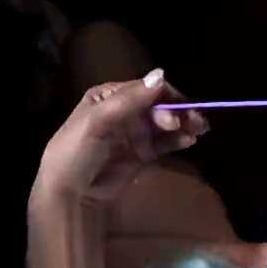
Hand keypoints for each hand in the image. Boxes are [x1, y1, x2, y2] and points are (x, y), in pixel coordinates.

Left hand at [33, 68, 208, 206]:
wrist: (67, 193)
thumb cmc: (75, 151)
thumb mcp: (97, 120)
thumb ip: (130, 99)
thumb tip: (161, 74)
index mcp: (109, 96)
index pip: (146, 88)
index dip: (166, 97)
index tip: (178, 113)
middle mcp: (123, 111)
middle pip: (159, 105)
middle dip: (178, 111)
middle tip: (196, 123)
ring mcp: (133, 133)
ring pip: (164, 123)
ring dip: (183, 124)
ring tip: (199, 131)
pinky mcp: (140, 154)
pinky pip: (164, 143)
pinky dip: (177, 140)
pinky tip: (189, 140)